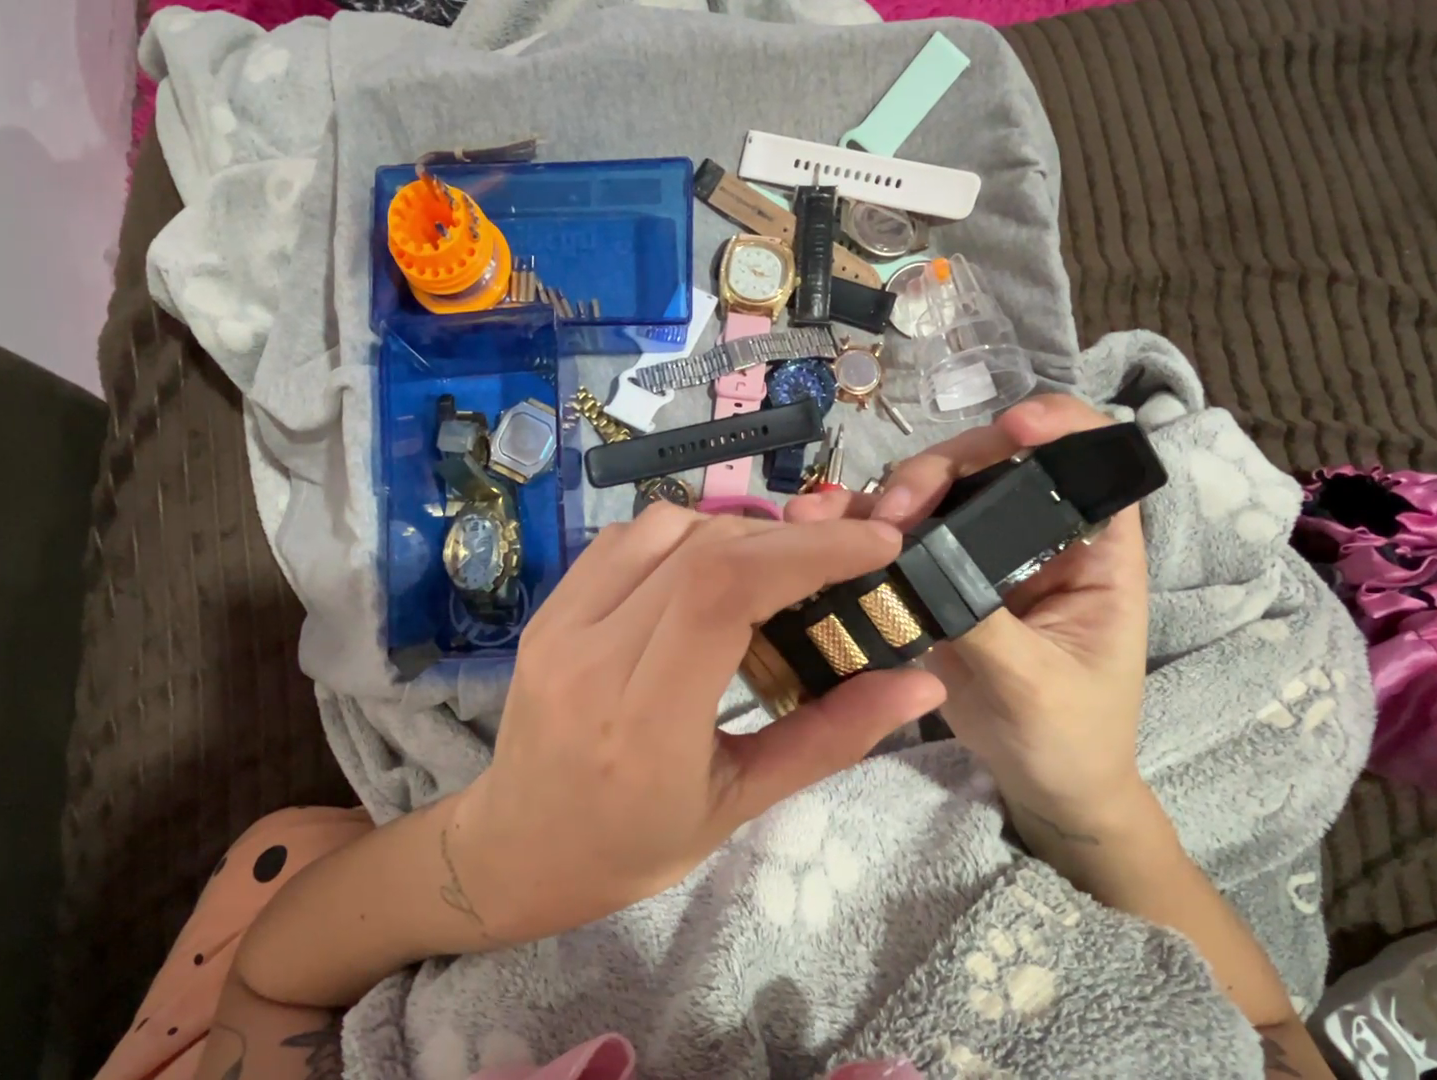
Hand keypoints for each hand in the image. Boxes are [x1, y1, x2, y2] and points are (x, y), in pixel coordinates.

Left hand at [447, 508, 946, 944]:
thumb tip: (918, 682)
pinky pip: (622, 541)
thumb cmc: (632, 846)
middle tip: (844, 552)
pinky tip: (709, 569)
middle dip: (789, 536)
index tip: (875, 542)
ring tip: (777, 566)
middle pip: (699, 549)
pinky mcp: (546, 612)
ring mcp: (559, 627)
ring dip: (734, 529)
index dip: (807, 552)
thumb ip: (828, 739)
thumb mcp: (738, 805)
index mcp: (644, 723)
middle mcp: (592, 658)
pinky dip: (682, 535)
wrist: (518, 848)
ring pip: (660, 529)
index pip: (722, 593)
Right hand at [785, 394, 1152, 828]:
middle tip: (893, 510)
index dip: (1059, 429)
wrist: (1042, 783)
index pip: (1088, 463)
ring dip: (880, 496)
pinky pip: (895, 541)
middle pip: (989, 465)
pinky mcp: (936, 580)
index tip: (1013, 429)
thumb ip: (985, 620)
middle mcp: (1035, 538)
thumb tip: (921, 564)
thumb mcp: (1036, 683)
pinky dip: (855, 531)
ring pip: (932, 497)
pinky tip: (813, 527)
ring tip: (825, 514)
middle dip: (936, 470)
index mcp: (1093, 551)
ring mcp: (979, 557)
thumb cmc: (1069, 735)